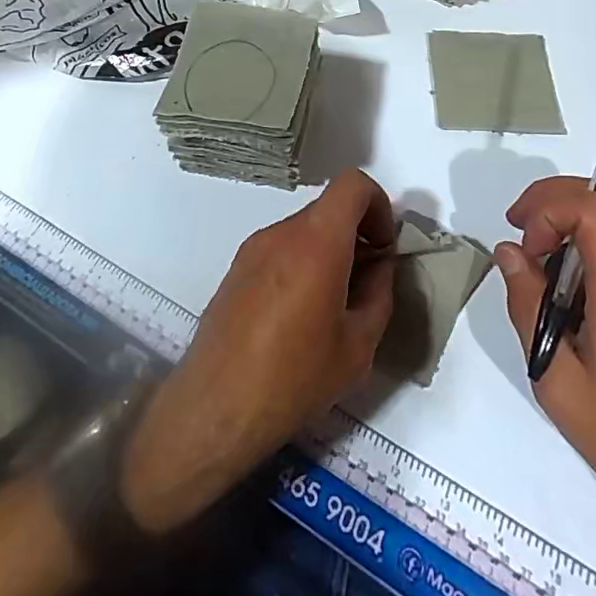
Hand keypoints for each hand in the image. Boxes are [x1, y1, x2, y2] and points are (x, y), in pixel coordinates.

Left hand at [118, 169, 396, 534]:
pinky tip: (300, 316)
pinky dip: (303, 263)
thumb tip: (379, 268)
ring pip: (305, 230)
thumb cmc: (293, 380)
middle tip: (366, 282)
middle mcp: (281, 234)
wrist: (213, 410)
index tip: (382, 248)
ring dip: (329, 251)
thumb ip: (379, 294)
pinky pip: (281, 249)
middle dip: (356, 234)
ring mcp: (252, 250)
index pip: (352, 185)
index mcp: (316, 243)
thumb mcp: (358, 346)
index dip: (379, 205)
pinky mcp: (235, 270)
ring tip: (333, 306)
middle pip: (329, 208)